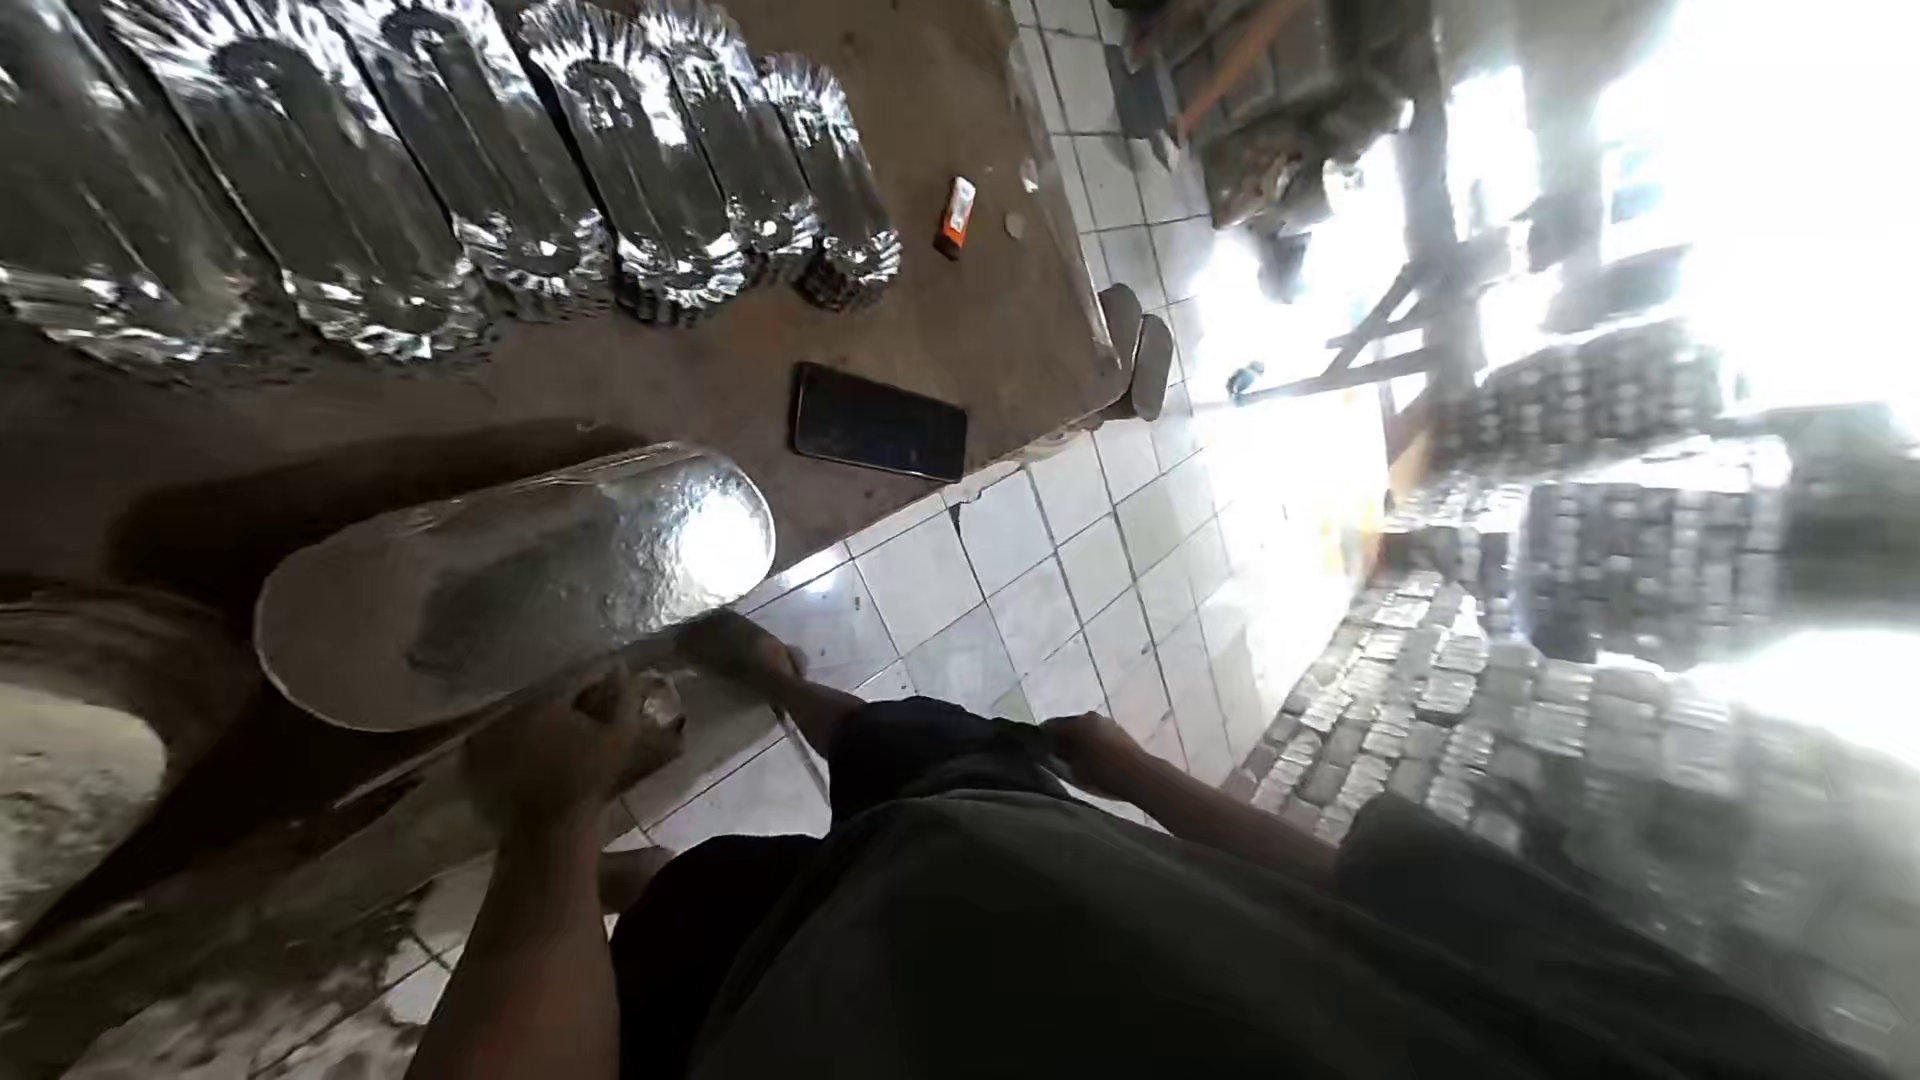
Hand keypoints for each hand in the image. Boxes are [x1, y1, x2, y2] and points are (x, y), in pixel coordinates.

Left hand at [464, 662, 681, 838]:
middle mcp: (515, 712)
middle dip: (571, 699)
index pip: (576, 677)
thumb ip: (623, 697)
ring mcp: (492, 738)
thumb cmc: (590, 777)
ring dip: (548, 719)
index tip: (612, 689)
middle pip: (550, 695)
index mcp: (548, 701)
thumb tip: (620, 669)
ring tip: (569, 732)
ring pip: (528, 716)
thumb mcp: (621, 734)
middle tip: (592, 711)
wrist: (549, 829)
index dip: (597, 681)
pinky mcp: (479, 764)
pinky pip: (507, 740)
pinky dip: (526, 740)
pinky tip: (544, 753)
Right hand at [1041, 711, 1148, 798]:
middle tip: (1057, 754)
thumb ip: (1061, 756)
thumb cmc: (1103, 772)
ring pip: (1085, 729)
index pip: (1051, 725)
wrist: (1140, 775)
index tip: (1039, 747)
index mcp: (1076, 722)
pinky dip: (1092, 742)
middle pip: (1070, 725)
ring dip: (1079, 740)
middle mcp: (1091, 717)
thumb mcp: (1075, 769)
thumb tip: (1055, 748)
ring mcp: (1107, 722)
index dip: (1042, 736)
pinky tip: (1093, 757)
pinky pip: (1098, 734)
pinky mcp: (1119, 731)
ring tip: (1076, 758)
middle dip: (1062, 738)